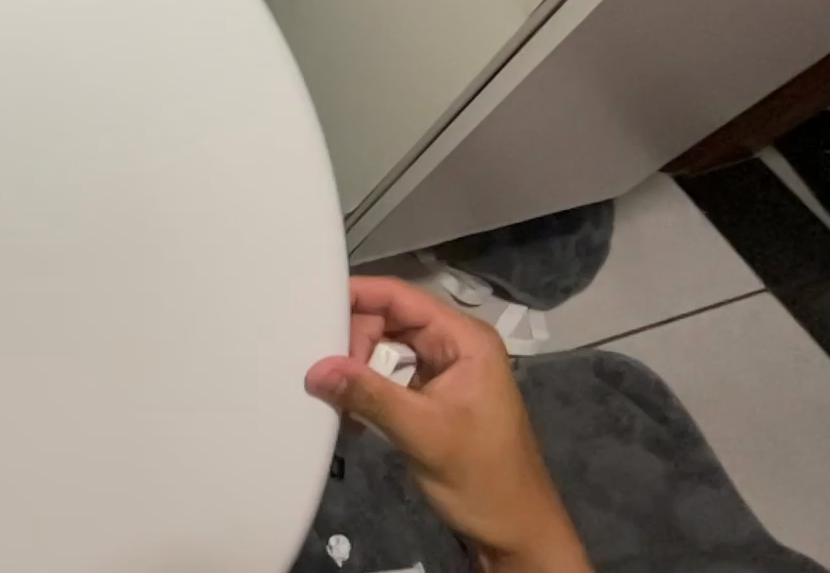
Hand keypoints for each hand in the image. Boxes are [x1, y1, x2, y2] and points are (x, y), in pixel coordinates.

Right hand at [303, 277, 590, 572]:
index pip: (398, 297)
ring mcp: (440, 367)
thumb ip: (368, 395)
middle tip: (326, 369)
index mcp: (463, 338)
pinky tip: (349, 408)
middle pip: (385, 318)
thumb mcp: (423, 433)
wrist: (517, 536)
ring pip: (381, 345)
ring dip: (355, 367)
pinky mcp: (428, 391)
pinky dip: (364, 386)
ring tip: (335, 392)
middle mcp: (451, 343)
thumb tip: (316, 370)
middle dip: (352, 341)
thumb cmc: (484, 478)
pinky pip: (385, 371)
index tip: (312, 304)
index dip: (355, 294)